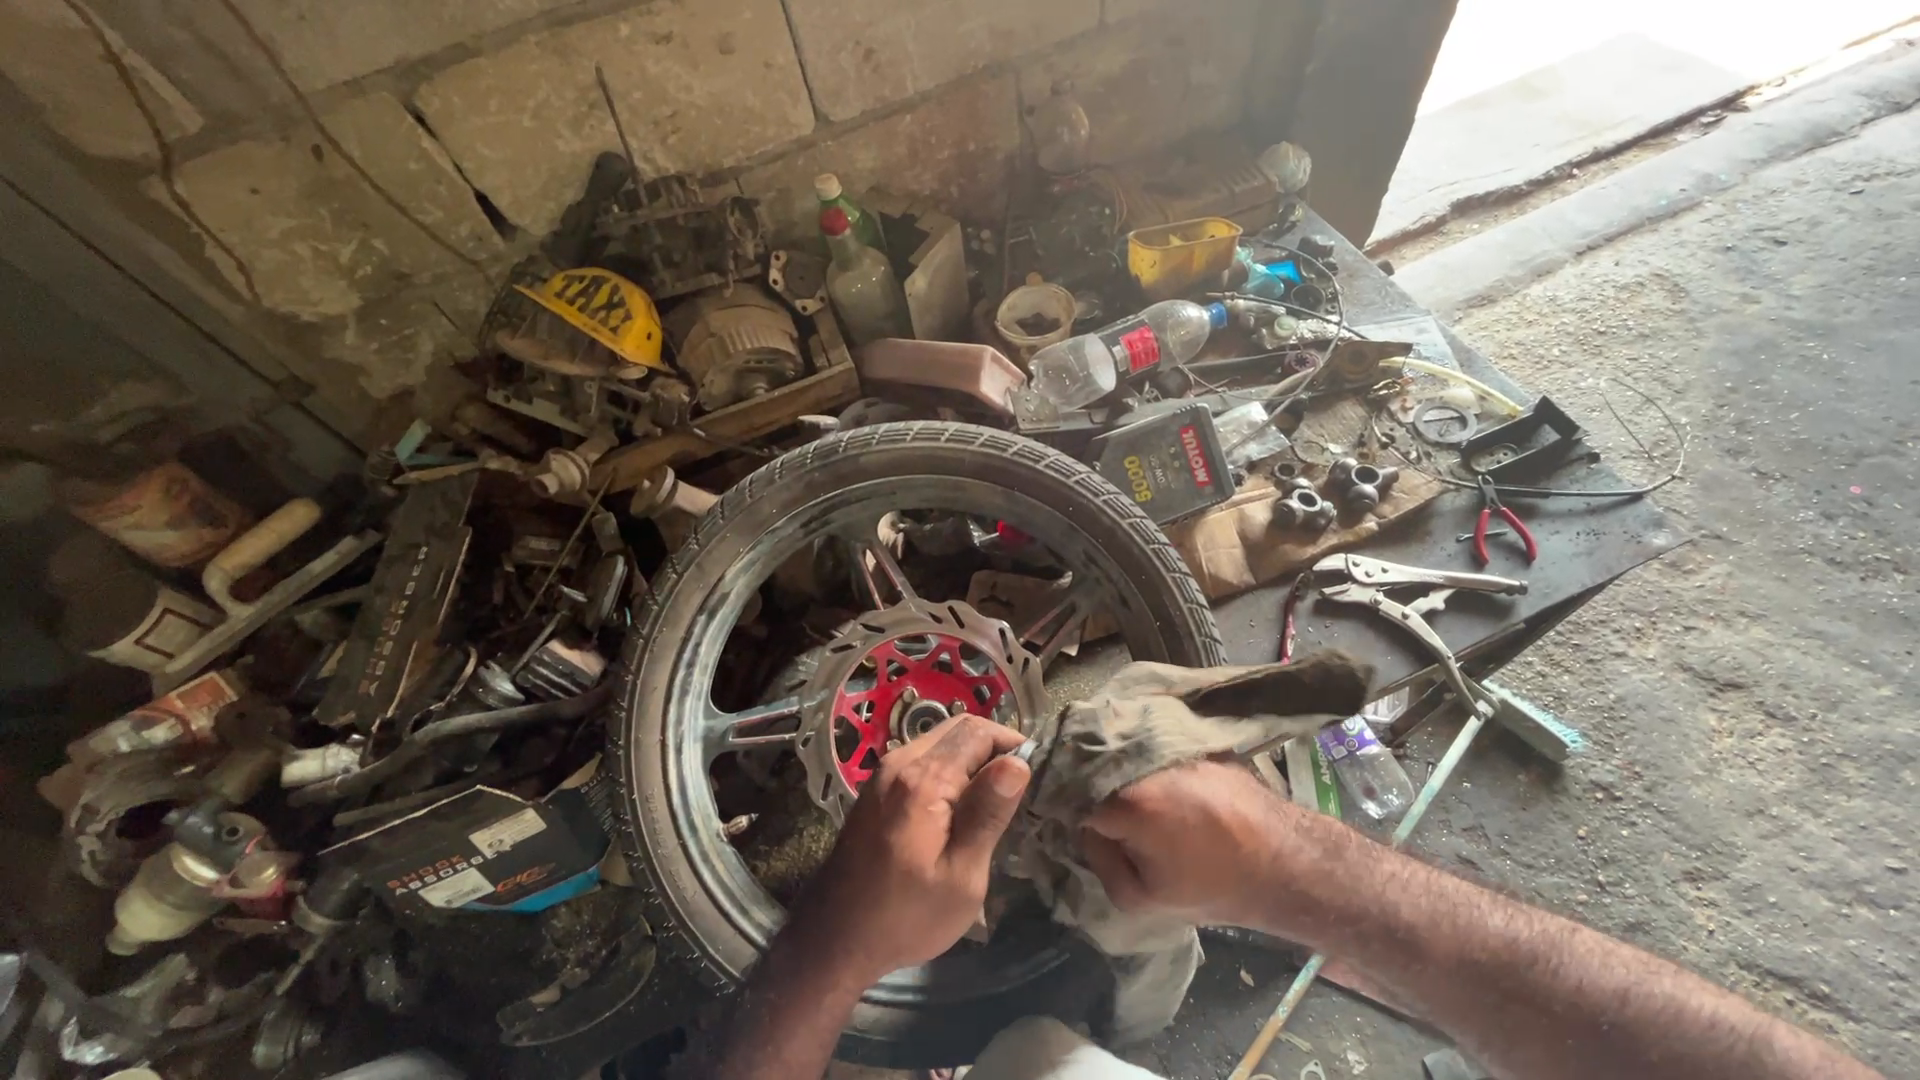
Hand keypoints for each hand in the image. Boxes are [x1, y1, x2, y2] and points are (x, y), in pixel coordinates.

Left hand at [784, 714, 1031, 985]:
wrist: (835, 938)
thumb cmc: (906, 915)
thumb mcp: (961, 875)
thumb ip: (987, 813)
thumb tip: (1018, 762)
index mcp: (923, 778)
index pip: (978, 732)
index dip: (1014, 743)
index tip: (1039, 771)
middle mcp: (900, 762)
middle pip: (958, 728)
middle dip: (995, 746)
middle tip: (1021, 785)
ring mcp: (884, 773)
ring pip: (940, 742)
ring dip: (972, 758)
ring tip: (996, 798)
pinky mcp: (877, 789)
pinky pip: (923, 760)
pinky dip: (950, 769)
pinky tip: (962, 806)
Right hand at [1081, 761, 1305, 929]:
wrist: (1285, 864)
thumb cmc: (1213, 887)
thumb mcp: (1142, 898)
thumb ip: (1101, 863)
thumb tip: (1088, 832)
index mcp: (1129, 801)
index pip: (1074, 797)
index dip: (1072, 812)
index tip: (1079, 823)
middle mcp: (1147, 764)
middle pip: (1100, 766)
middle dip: (1093, 785)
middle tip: (1103, 812)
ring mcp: (1175, 751)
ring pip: (1129, 754)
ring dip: (1123, 772)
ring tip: (1135, 798)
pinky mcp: (1199, 747)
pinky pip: (1159, 751)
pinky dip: (1152, 766)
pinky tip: (1164, 789)